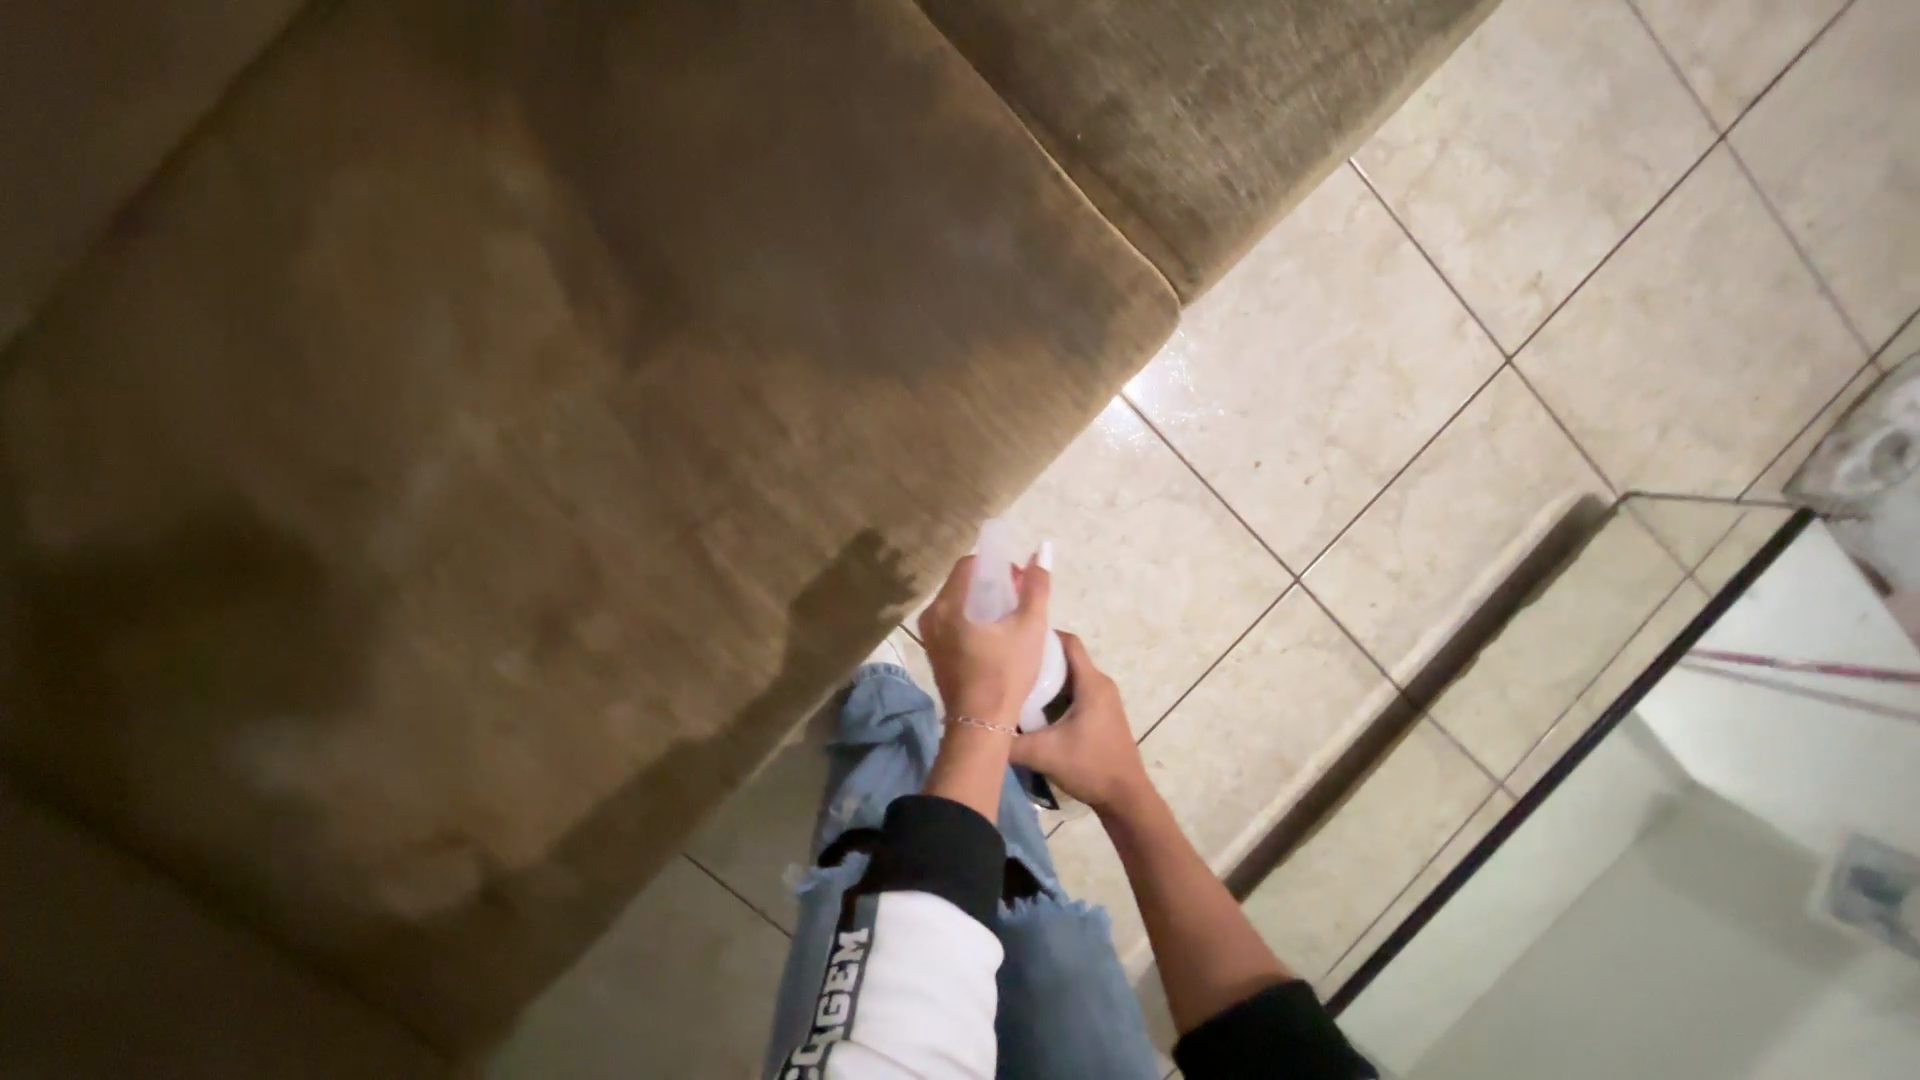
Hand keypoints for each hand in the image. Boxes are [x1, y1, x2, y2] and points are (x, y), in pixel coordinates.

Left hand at [916, 551, 1052, 728]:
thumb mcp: (1029, 626)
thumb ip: (1036, 587)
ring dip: (983, 605)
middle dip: (990, 586)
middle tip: (1018, 600)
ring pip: (958, 605)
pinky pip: (953, 624)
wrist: (982, 724)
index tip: (1018, 583)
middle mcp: (931, 616)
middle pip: (962, 584)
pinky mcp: (934, 654)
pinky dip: (973, 622)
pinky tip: (995, 637)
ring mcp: (929, 637)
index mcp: (947, 604)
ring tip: (1010, 619)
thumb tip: (1040, 553)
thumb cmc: (1006, 673)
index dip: (996, 567)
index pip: (969, 565)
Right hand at [1009, 632, 1154, 815]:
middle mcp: (1100, 684)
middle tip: (1009, 666)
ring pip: (1071, 677)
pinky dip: (1057, 694)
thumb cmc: (1089, 767)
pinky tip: (1035, 709)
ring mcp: (1104, 699)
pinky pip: (1077, 692)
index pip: (1068, 642)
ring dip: (1047, 679)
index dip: (1043, 635)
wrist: (1125, 797)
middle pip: (1067, 658)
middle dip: (1039, 659)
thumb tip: (977, 729)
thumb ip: (1009, 742)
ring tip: (1017, 685)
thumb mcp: (1043, 754)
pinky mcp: (1103, 714)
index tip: (1016, 640)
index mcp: (1091, 683)